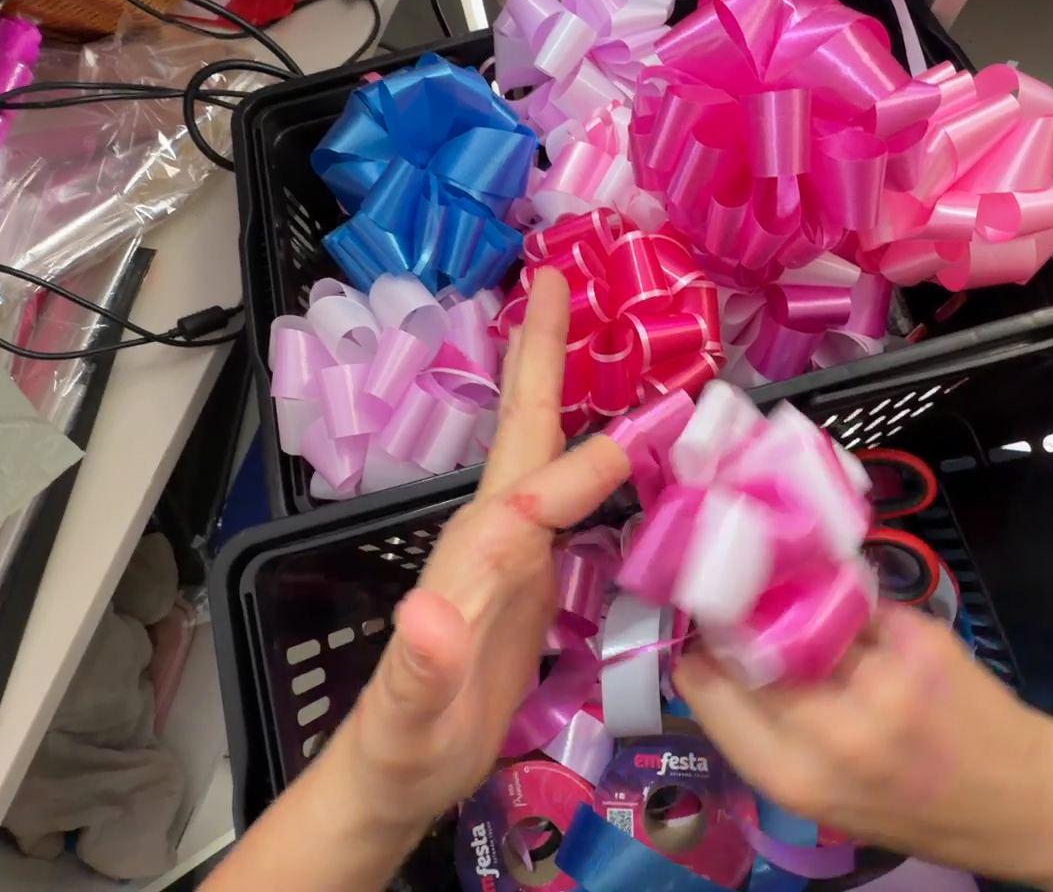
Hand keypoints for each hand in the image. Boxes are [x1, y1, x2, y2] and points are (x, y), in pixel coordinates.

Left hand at [321, 268, 631, 831]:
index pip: (536, 493)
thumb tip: (430, 610)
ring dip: (558, 386)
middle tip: (553, 282)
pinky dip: (584, 452)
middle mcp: (492, 531)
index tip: (654, 430)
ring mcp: (508, 546)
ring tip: (581, 335)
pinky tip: (606, 446)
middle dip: (537, 355)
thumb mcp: (409, 717)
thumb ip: (420, 670)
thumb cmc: (405, 744)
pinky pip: (563, 491)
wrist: (398, 770)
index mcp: (475, 554)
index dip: (589, 466)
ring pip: (540, 448)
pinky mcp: (526, 568)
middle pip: (521, 430)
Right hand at [673, 604, 1052, 882]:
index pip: (700, 681)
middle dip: (734, 613)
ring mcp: (879, 681)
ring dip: (788, 600)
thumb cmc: (911, 806)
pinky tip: (853, 615)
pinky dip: (840, 600)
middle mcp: (829, 731)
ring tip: (795, 603)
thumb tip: (704, 649)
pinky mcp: (917, 640)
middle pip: (739, 635)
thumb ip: (758, 724)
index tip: (698, 627)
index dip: (694, 647)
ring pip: (792, 606)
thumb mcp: (817, 793)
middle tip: (739, 602)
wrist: (1030, 807)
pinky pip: (847, 599)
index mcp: (790, 777)